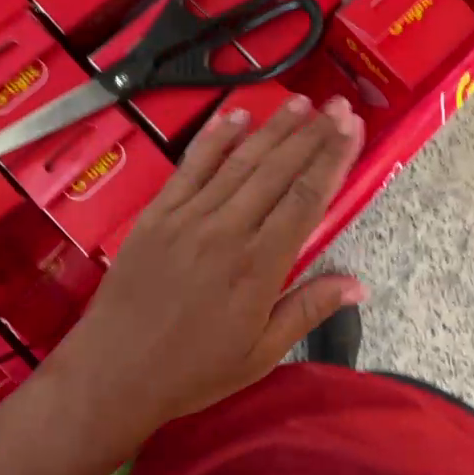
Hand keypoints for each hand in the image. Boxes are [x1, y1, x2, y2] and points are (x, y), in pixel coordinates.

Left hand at [45, 94, 366, 426]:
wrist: (114, 372)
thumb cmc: (194, 370)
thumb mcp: (261, 354)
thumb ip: (308, 309)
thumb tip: (359, 284)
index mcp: (259, 266)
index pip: (305, 199)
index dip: (332, 160)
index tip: (352, 130)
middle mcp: (227, 230)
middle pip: (278, 170)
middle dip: (313, 134)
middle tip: (338, 105)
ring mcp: (189, 217)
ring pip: (240, 161)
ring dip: (274, 128)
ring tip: (302, 102)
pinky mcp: (157, 213)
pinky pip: (191, 166)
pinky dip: (216, 139)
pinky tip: (237, 116)